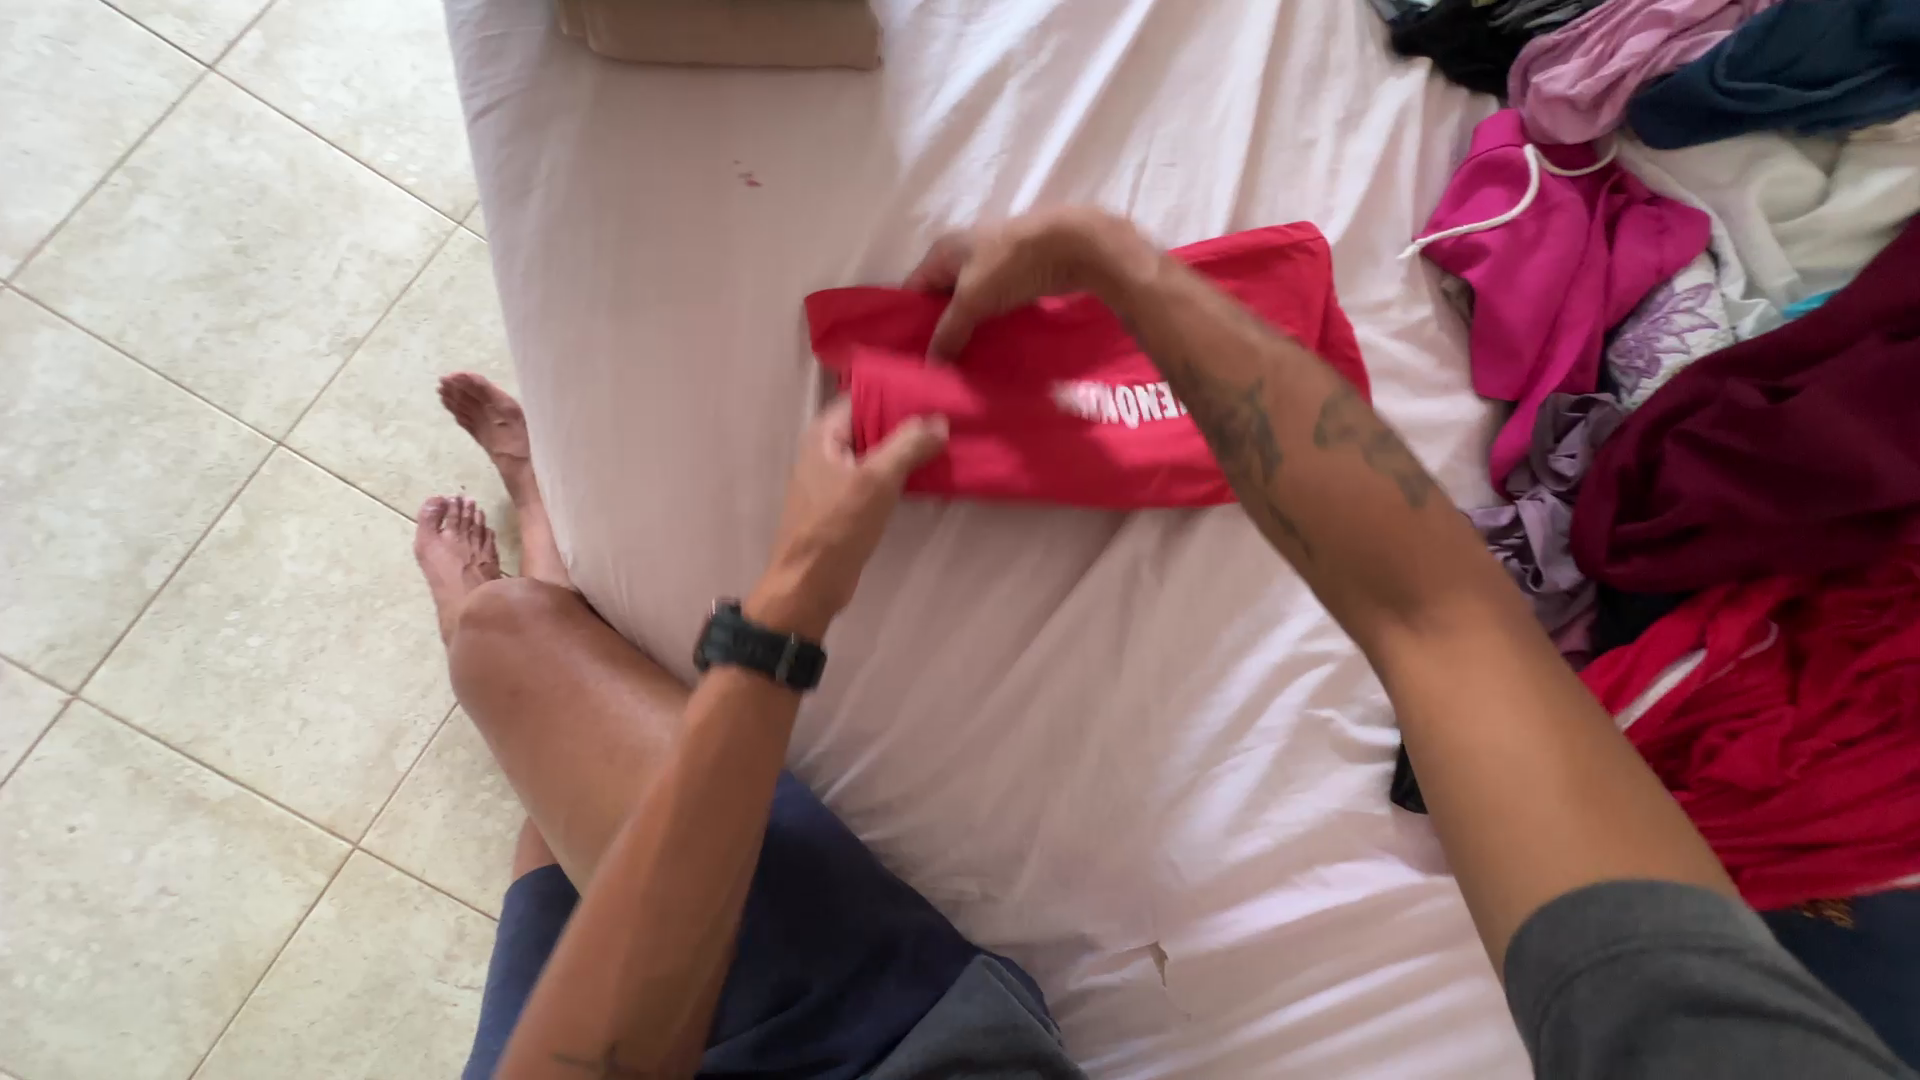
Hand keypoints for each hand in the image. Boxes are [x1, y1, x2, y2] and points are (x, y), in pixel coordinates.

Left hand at [747, 398, 947, 637]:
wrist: (810, 584)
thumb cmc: (837, 525)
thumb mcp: (876, 480)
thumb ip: (908, 446)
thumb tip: (939, 422)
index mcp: (823, 436)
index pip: (861, 399)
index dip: (893, 394)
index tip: (931, 393)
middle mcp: (825, 452)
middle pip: (870, 426)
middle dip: (905, 424)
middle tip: (947, 418)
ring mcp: (834, 481)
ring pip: (875, 456)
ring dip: (905, 453)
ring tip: (945, 445)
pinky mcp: (846, 507)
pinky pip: (876, 481)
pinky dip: (898, 477)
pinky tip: (927, 478)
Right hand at [906, 207, 1155, 359]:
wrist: (1070, 245)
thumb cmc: (1010, 265)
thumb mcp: (971, 300)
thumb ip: (948, 332)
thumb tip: (931, 365)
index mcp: (941, 251)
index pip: (913, 291)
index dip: (908, 323)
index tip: (907, 357)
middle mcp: (961, 255)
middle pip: (940, 300)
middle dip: (939, 331)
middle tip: (934, 368)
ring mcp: (989, 266)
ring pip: (968, 306)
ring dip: (966, 332)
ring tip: (959, 366)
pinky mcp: (1014, 278)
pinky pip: (992, 308)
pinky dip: (989, 327)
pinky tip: (988, 352)